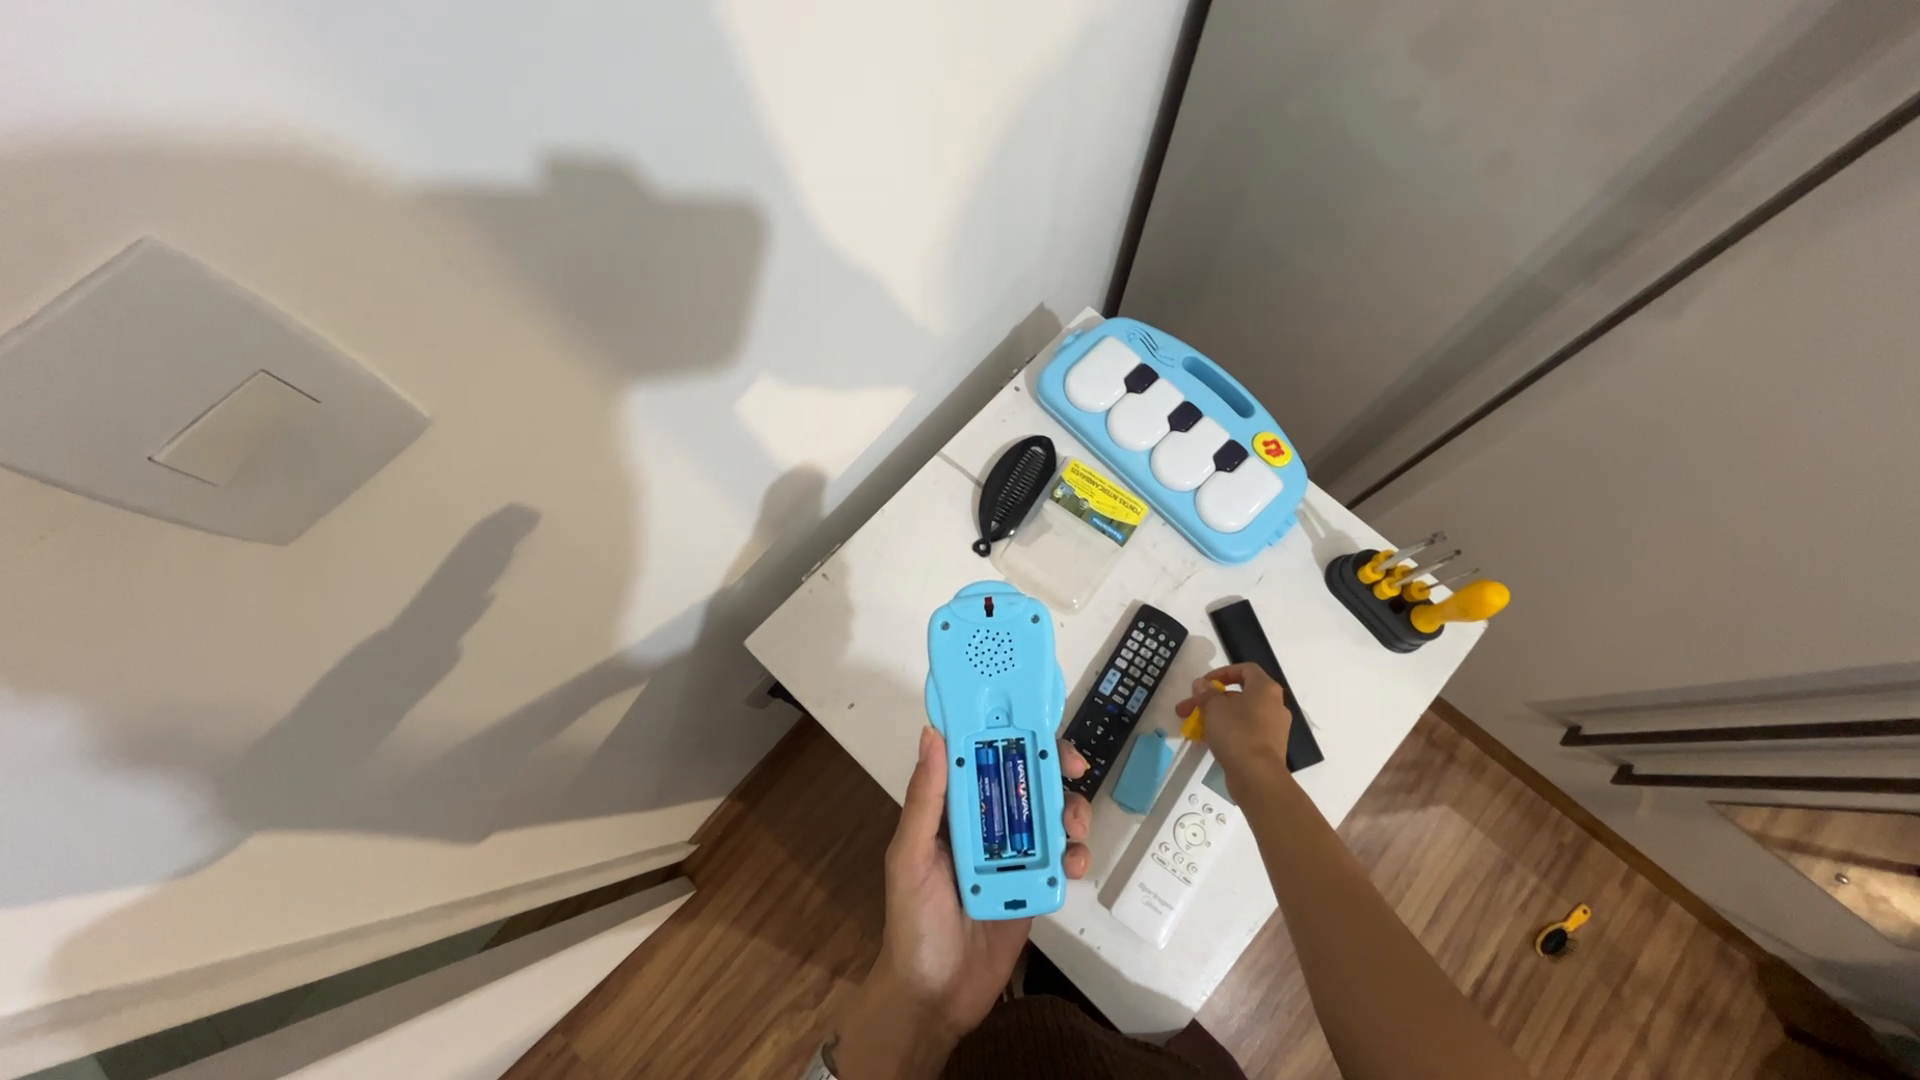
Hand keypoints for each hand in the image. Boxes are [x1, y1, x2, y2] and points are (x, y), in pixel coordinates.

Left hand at [838, 726, 1090, 1076]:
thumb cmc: (913, 921)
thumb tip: (933, 733)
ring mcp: (1012, 854)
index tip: (1034, 722)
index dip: (1007, 732)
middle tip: (1074, 767)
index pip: (981, 756)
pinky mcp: (1033, 885)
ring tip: (1074, 827)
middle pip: (1024, 779)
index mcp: (951, 809)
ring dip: (1070, 810)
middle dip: (1052, 766)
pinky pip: (1061, 858)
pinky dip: (1074, 854)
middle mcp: (983, 823)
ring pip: (1049, 814)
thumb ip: (925, 798)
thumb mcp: (909, 856)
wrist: (936, 998)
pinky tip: (1074, 866)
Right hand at [1173, 662, 1293, 780]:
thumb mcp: (1214, 707)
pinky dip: (1227, 732)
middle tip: (1187, 708)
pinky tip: (1207, 741)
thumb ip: (1206, 693)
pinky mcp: (1268, 748)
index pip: (1246, 669)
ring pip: (1240, 715)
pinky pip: (1244, 732)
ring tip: (1194, 726)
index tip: (1203, 683)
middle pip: (1239, 694)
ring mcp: (1273, 728)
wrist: (1257, 776)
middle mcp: (1274, 705)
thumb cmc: (1237, 733)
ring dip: (1216, 716)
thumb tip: (1201, 684)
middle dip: (1210, 700)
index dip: (1222, 672)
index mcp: (1265, 689)